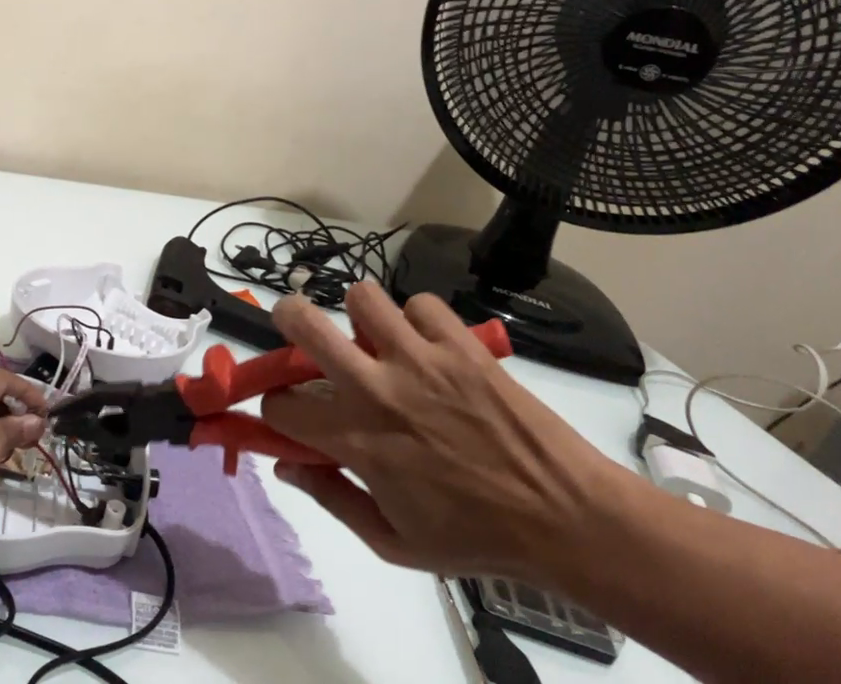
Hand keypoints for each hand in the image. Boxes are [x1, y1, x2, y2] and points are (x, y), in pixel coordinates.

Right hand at [261, 283, 638, 584]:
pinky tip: (428, 345)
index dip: (275, 407)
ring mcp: (421, 359)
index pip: (281, 404)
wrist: (565, 517)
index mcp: (356, 440)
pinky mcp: (463, 345)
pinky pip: (423, 304)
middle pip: (304, 323)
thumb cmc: (474, 538)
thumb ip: (331, 499)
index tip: (289, 413)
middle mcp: (377, 389)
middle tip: (297, 331)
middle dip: (286, 318)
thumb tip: (283, 464)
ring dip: (359, 315)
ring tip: (375, 338)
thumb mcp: (392, 543)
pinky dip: (419, 320)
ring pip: (362, 297)